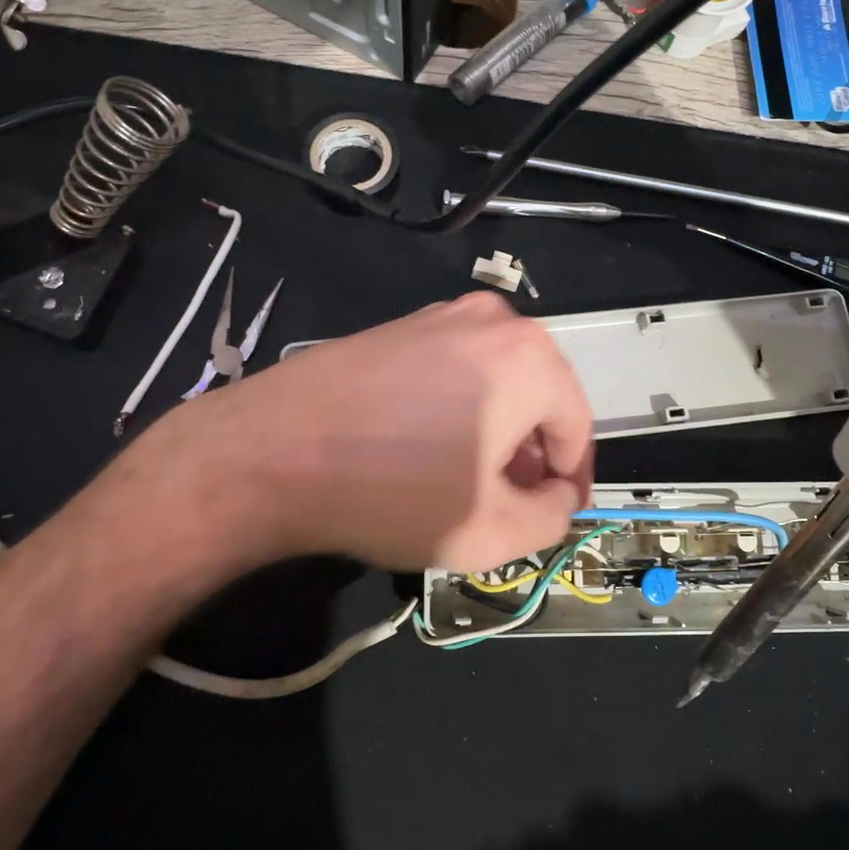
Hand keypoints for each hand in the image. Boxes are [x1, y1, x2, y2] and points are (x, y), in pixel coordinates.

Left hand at [120, 291, 593, 572]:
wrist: (271, 451)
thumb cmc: (393, 491)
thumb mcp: (493, 531)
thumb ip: (551, 517)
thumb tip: (554, 495)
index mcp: (529, 357)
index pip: (577, 427)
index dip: (571, 480)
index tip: (554, 514)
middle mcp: (490, 320)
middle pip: (536, 398)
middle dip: (530, 455)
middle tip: (509, 504)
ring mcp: (436, 317)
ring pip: (492, 384)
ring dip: (492, 433)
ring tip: (462, 483)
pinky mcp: (394, 329)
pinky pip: (449, 372)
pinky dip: (453, 411)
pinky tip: (420, 453)